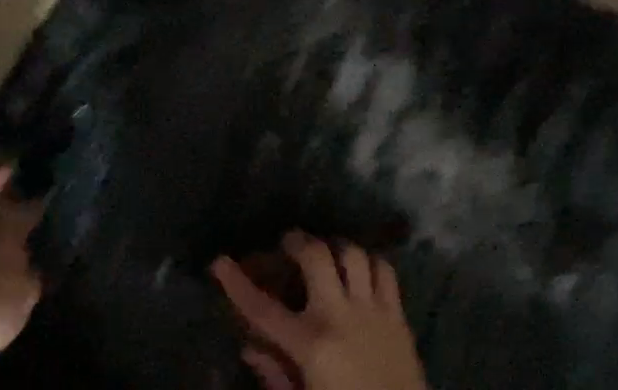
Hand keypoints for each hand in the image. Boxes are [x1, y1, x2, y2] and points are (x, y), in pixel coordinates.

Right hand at [212, 233, 428, 389]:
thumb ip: (275, 375)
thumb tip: (250, 348)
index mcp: (311, 345)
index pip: (263, 309)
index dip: (236, 284)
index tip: (219, 262)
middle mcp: (339, 316)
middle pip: (317, 256)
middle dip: (297, 242)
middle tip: (287, 244)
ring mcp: (372, 311)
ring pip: (353, 254)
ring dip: (335, 248)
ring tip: (326, 254)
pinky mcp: (397, 314)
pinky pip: (385, 270)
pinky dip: (370, 262)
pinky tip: (359, 270)